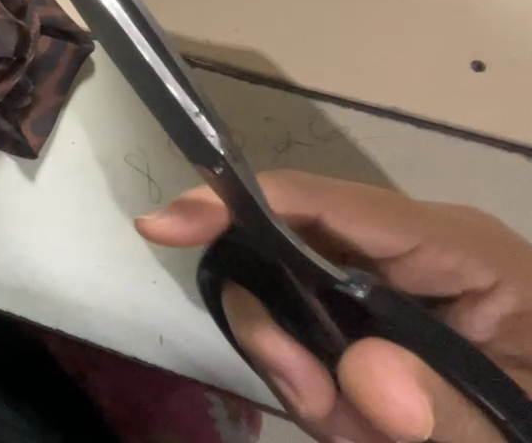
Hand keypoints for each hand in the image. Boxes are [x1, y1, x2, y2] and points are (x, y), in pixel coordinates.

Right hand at [138, 170, 531, 441]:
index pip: (318, 201)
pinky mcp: (359, 317)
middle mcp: (402, 251)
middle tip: (307, 397)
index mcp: (459, 251)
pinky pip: (293, 334)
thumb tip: (361, 370)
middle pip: (277, 250)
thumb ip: (460, 413)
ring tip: (349, 431)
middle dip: (273, 326)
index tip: (160, 228)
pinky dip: (308, 386)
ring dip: (293, 369)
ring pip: (275, 298)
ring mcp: (374, 283)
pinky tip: (355, 424)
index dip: (231, 204)